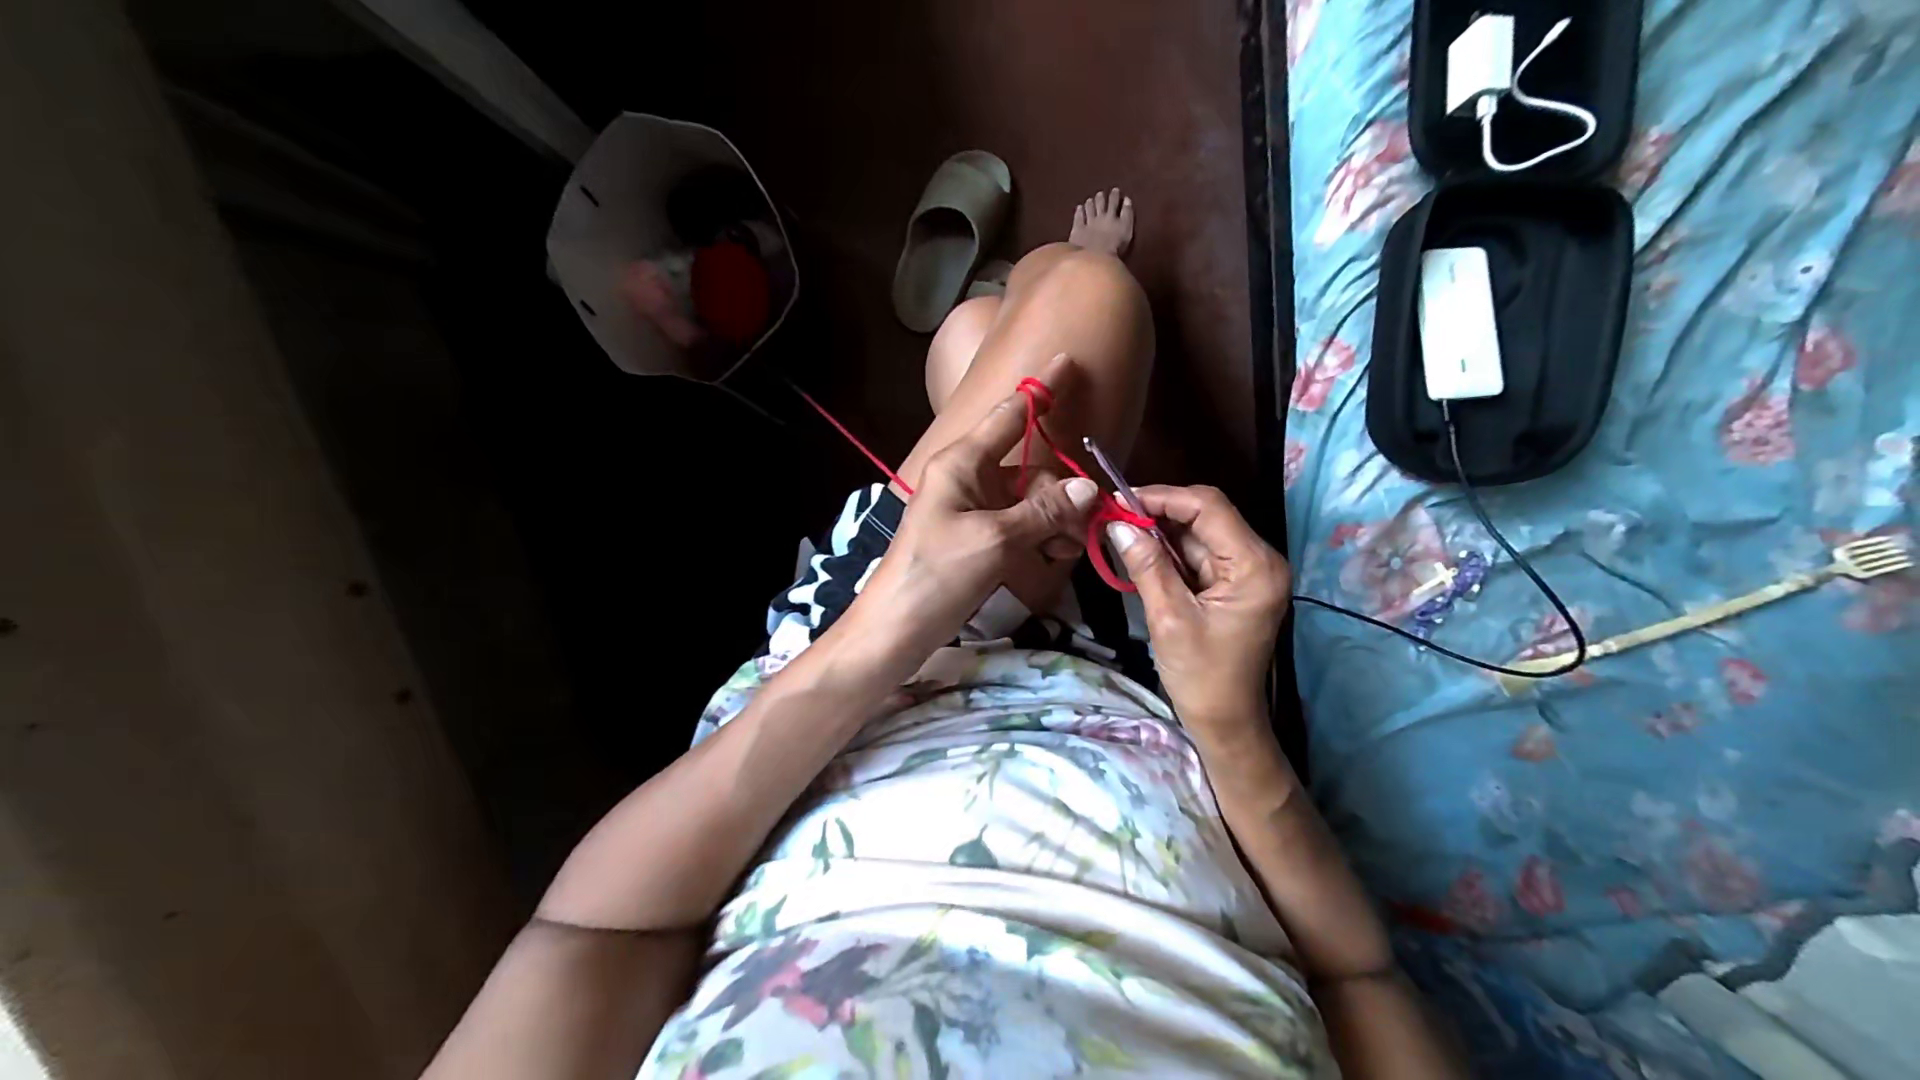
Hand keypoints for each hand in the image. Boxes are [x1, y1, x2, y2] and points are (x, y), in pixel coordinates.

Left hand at [857, 362, 1101, 657]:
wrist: (896, 627)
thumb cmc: (937, 575)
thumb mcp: (995, 541)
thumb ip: (1043, 511)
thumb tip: (1087, 487)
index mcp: (962, 463)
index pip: (1008, 415)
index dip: (1040, 390)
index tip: (1067, 360)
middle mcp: (967, 478)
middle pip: (1031, 470)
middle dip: (1061, 496)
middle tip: (1080, 531)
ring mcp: (971, 508)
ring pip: (1029, 500)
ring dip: (1054, 521)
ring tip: (1065, 551)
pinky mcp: (976, 536)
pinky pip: (1019, 524)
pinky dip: (1039, 538)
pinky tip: (1051, 558)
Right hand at [1105, 486, 1290, 725]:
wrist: (1225, 719)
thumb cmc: (1201, 675)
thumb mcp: (1169, 618)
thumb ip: (1147, 566)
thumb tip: (1117, 525)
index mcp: (1255, 566)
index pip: (1209, 508)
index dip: (1163, 497)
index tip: (1119, 501)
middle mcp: (1259, 560)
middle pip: (1206, 515)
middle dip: (1158, 512)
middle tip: (1112, 516)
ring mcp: (1247, 571)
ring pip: (1198, 532)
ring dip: (1159, 529)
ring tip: (1118, 529)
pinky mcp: (1232, 583)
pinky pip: (1197, 553)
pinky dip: (1167, 550)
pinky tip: (1139, 549)